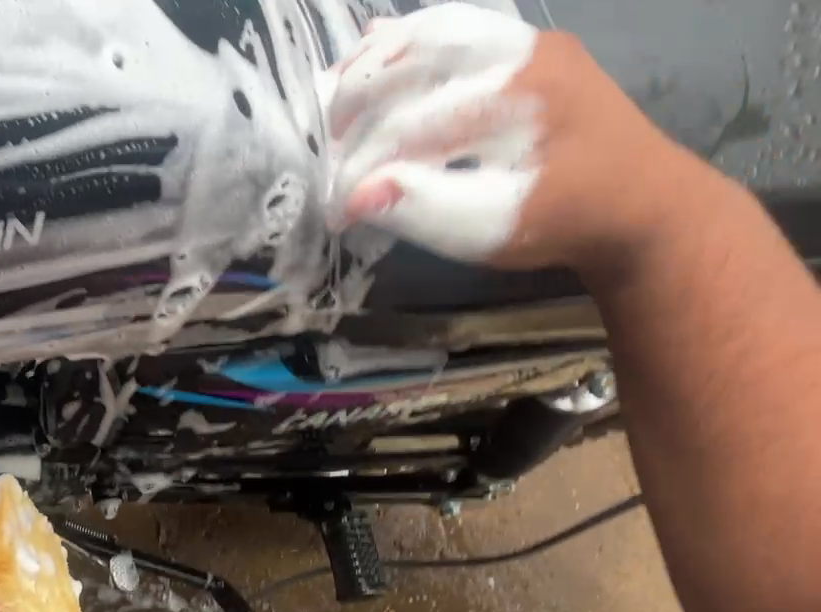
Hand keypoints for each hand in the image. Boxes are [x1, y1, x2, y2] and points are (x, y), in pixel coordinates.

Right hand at [327, 2, 714, 273]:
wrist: (642, 205)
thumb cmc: (561, 220)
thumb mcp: (487, 225)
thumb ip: (419, 207)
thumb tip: (355, 198)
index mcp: (517, 95)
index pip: (408, 124)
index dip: (359, 169)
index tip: (336, 212)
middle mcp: (524, 53)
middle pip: (419, 52)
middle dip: (357, 98)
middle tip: (324, 144)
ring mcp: (529, 46)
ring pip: (436, 31)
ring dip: (377, 59)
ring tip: (333, 88)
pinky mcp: (526, 55)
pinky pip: (459, 30)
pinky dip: (408, 38)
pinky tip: (371, 43)